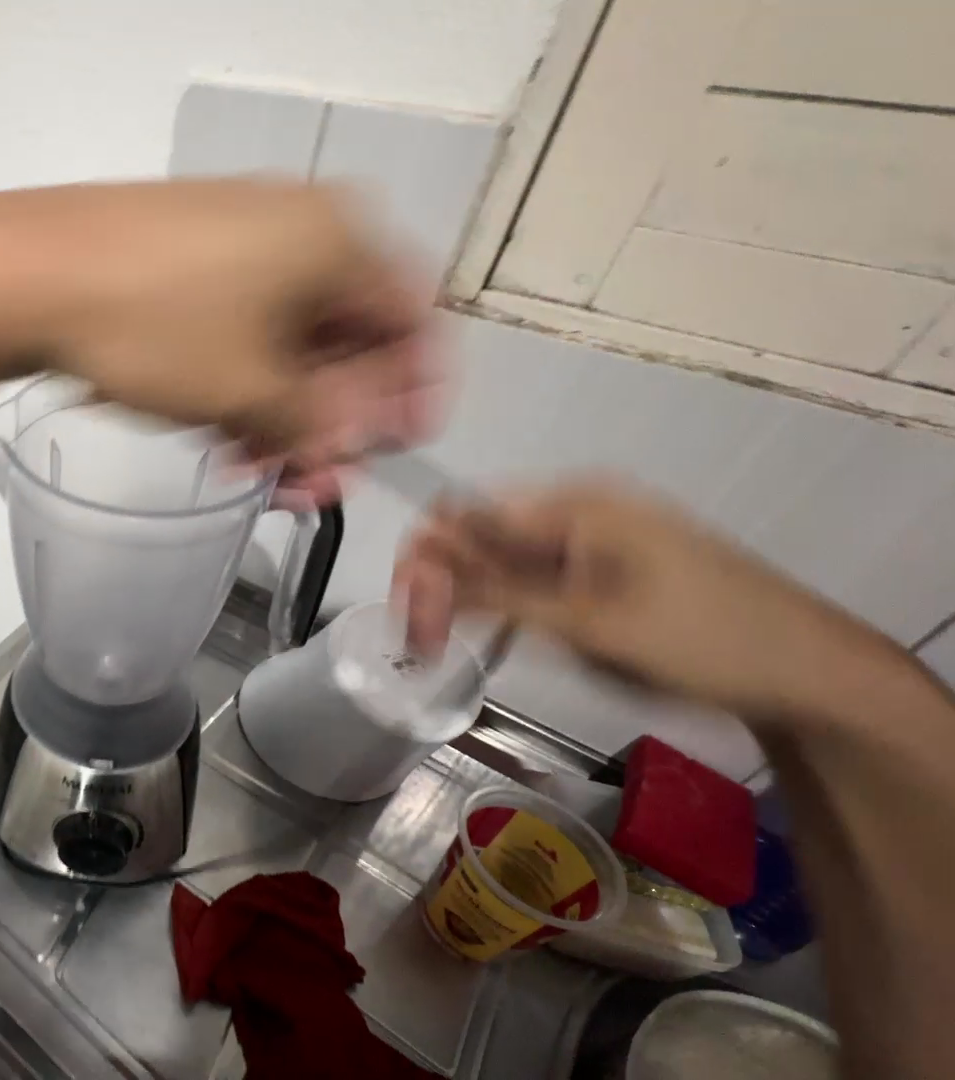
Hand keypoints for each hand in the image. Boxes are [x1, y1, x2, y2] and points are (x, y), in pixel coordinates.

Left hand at [0, 180, 442, 504]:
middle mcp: (298, 223)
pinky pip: (237, 324)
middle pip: (343, 336)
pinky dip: (236, 380)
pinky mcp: (186, 253)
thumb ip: (316, 426)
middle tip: (302, 483)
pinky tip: (214, 431)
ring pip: (284, 338)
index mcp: (339, 239)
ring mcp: (236, 234)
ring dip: (276, 411)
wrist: (27, 275)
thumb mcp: (248, 391)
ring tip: (248, 469)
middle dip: (325, 420)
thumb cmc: (150, 325)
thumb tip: (349, 446)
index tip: (382, 454)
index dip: (405, 399)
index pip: (410, 325)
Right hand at [393, 480, 886, 718]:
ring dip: (461, 600)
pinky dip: (495, 607)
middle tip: (421, 644)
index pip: (463, 514)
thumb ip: (496, 592)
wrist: (814, 679)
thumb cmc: (704, 641)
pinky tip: (483, 635)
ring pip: (493, 562)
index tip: (408, 615)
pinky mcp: (595, 574)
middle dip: (436, 584)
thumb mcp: (589, 622)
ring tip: (440, 647)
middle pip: (473, 536)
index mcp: (574, 503)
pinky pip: (524, 581)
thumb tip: (418, 564)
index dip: (423, 559)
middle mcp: (573, 511)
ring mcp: (586, 543)